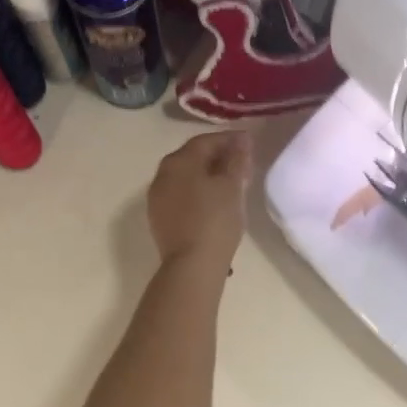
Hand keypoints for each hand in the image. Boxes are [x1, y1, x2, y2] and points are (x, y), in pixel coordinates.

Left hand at [148, 130, 252, 270]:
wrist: (192, 265)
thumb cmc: (215, 221)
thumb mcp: (232, 187)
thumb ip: (237, 160)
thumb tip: (241, 140)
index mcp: (179, 160)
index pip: (206, 141)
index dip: (229, 140)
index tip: (248, 143)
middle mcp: (162, 174)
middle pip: (193, 159)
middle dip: (216, 159)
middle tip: (239, 165)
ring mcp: (157, 199)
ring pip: (186, 180)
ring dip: (206, 178)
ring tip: (228, 188)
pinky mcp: (159, 221)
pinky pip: (181, 199)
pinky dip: (197, 196)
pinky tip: (212, 207)